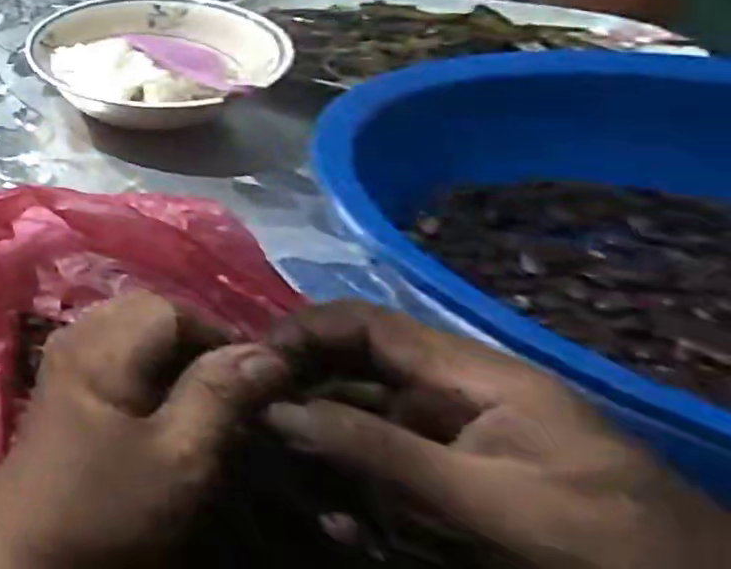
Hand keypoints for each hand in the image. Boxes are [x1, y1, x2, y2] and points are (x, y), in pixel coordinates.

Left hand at [0, 291, 290, 568]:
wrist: (29, 537)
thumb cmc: (110, 503)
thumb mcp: (180, 458)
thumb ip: (218, 396)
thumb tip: (265, 352)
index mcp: (100, 345)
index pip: (168, 307)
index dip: (218, 332)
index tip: (259, 377)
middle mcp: (75, 332)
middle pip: (144, 308)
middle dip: (195, 337)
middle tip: (234, 384)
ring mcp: (62, 350)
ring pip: (126, 322)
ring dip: (169, 347)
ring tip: (205, 391)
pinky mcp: (60, 372)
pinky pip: (108, 341)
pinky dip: (142, 356)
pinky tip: (161, 396)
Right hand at [265, 301, 730, 568]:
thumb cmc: (612, 547)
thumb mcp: (492, 499)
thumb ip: (379, 449)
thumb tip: (273, 408)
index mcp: (474, 373)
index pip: (364, 322)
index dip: (303, 330)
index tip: (256, 363)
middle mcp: (459, 391)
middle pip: (358, 364)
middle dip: (305, 386)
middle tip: (256, 412)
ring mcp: (464, 436)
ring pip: (367, 414)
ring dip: (326, 438)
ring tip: (286, 465)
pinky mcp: (467, 476)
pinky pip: (394, 461)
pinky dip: (360, 478)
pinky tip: (338, 514)